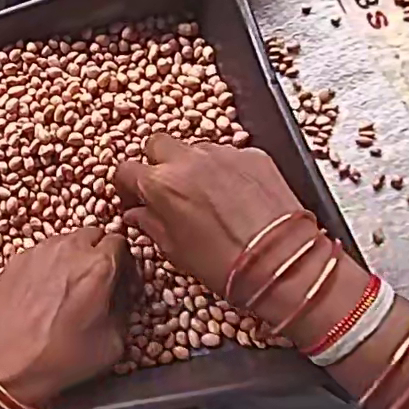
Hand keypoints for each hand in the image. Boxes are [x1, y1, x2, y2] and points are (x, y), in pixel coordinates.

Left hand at [0, 227, 130, 405]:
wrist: (4, 364)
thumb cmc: (59, 358)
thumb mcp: (113, 343)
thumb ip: (124, 307)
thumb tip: (122, 295)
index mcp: (99, 267)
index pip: (121, 243)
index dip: (124, 263)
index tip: (122, 281)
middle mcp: (69, 249)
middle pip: (94, 235)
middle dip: (100, 253)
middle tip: (98, 281)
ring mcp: (40, 251)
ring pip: (67, 240)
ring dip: (74, 256)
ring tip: (69, 286)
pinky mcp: (17, 259)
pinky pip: (42, 252)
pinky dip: (49, 264)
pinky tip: (45, 290)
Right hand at [112, 134, 314, 301]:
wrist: (283, 264)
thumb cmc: (224, 263)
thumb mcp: (174, 249)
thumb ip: (150, 223)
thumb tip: (138, 214)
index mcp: (160, 184)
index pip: (126, 170)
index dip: (126, 185)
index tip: (133, 198)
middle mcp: (188, 160)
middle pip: (157, 144)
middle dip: (156, 162)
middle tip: (164, 187)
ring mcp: (223, 154)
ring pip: (194, 148)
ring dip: (191, 165)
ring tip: (203, 194)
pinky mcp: (254, 156)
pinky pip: (228, 155)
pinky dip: (224, 170)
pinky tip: (233, 195)